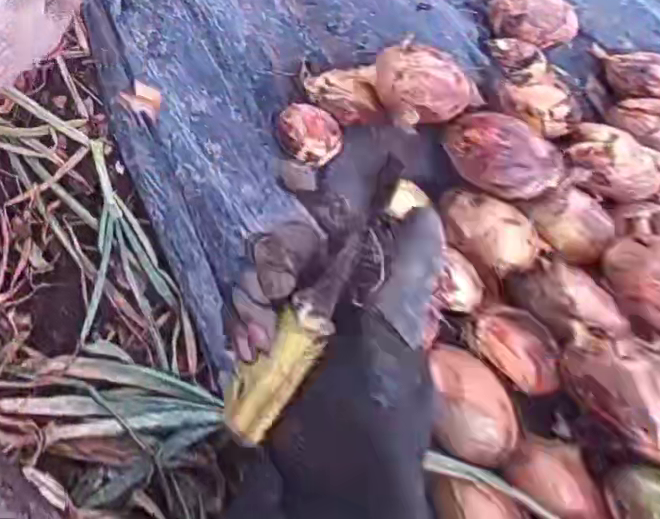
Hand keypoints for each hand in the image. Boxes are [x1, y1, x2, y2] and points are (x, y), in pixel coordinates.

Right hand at [229, 204, 442, 518]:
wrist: (331, 482)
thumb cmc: (375, 411)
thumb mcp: (394, 336)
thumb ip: (405, 273)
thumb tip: (424, 209)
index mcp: (363, 283)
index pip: (333, 221)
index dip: (310, 193)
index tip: (289, 177)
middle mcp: (323, 290)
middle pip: (284, 240)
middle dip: (275, 259)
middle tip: (276, 289)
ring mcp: (286, 312)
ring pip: (254, 270)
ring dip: (253, 300)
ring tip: (265, 339)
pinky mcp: (256, 333)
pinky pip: (236, 305)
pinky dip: (239, 324)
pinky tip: (251, 350)